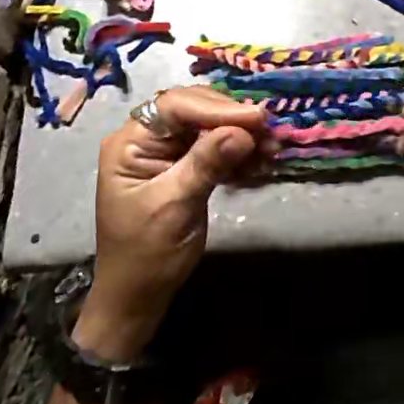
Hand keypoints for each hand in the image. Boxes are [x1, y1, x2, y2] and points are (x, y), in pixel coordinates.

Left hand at [79, 86, 271, 360]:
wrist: (137, 297)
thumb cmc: (146, 254)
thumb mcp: (174, 206)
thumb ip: (205, 164)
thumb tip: (242, 131)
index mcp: (130, 142)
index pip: (174, 106)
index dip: (216, 108)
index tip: (256, 118)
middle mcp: (147, 138)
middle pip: (193, 110)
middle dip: (232, 118)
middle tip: (270, 129)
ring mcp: (166, 152)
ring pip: (208, 127)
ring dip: (241, 134)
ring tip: (273, 146)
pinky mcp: (185, 167)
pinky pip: (214, 148)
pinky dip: (239, 152)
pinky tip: (262, 159)